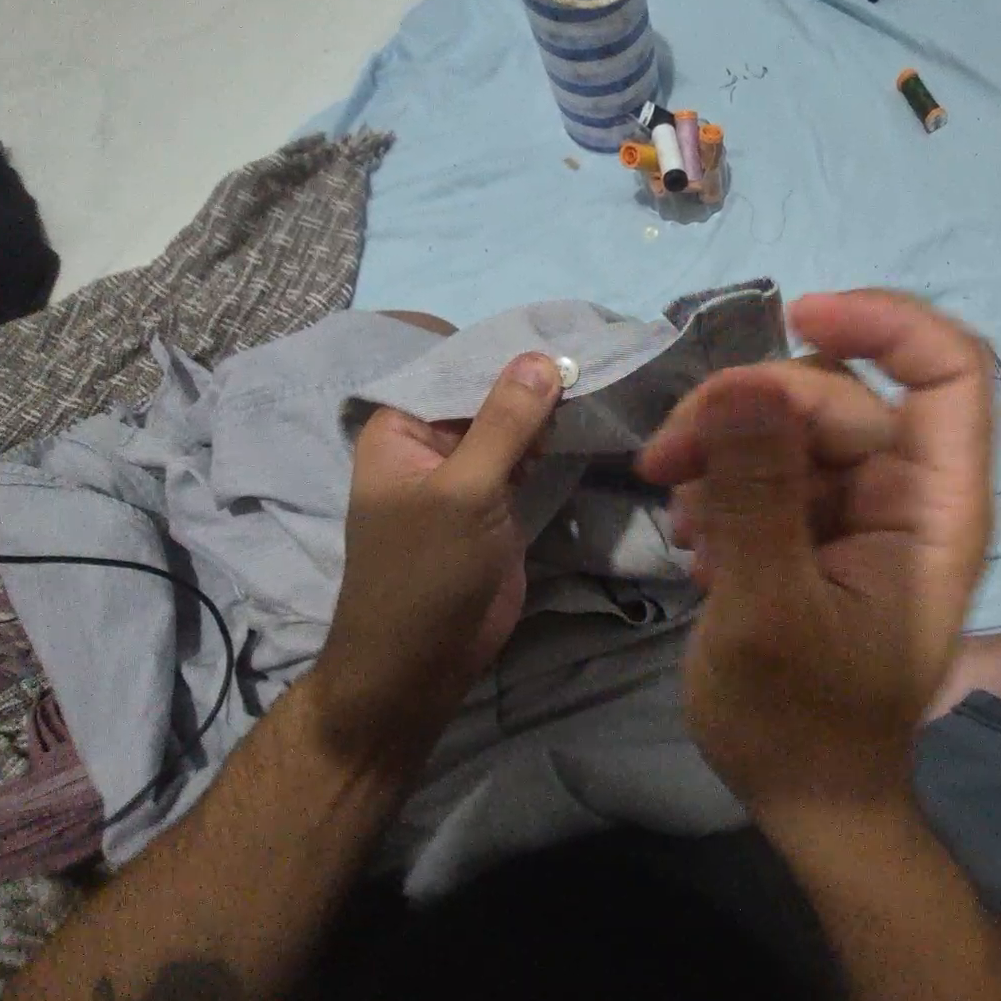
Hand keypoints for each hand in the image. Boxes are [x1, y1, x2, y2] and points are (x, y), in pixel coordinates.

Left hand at [312, 352, 560, 765]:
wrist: (423, 662)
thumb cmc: (427, 573)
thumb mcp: (465, 491)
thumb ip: (504, 423)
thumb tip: (542, 358)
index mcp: (401, 431)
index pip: (456, 372)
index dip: (507, 357)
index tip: (565, 338)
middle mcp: (431, 447)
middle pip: (487, 401)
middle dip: (535, 387)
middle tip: (595, 364)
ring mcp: (466, 479)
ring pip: (511, 433)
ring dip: (548, 419)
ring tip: (598, 389)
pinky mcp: (495, 508)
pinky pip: (524, 465)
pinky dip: (550, 451)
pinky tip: (585, 430)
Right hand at [637, 290, 993, 813]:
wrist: (805, 793)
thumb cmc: (801, 724)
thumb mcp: (768, 612)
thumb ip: (759, 497)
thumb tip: (743, 383)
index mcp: (935, 507)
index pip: (949, 369)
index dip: (885, 322)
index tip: (796, 315)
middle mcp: (906, 491)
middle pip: (836, 391)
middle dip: (745, 410)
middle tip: (667, 464)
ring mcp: (858, 505)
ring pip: (790, 422)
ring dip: (721, 452)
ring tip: (683, 524)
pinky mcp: (815, 522)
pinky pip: (766, 464)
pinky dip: (722, 486)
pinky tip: (698, 546)